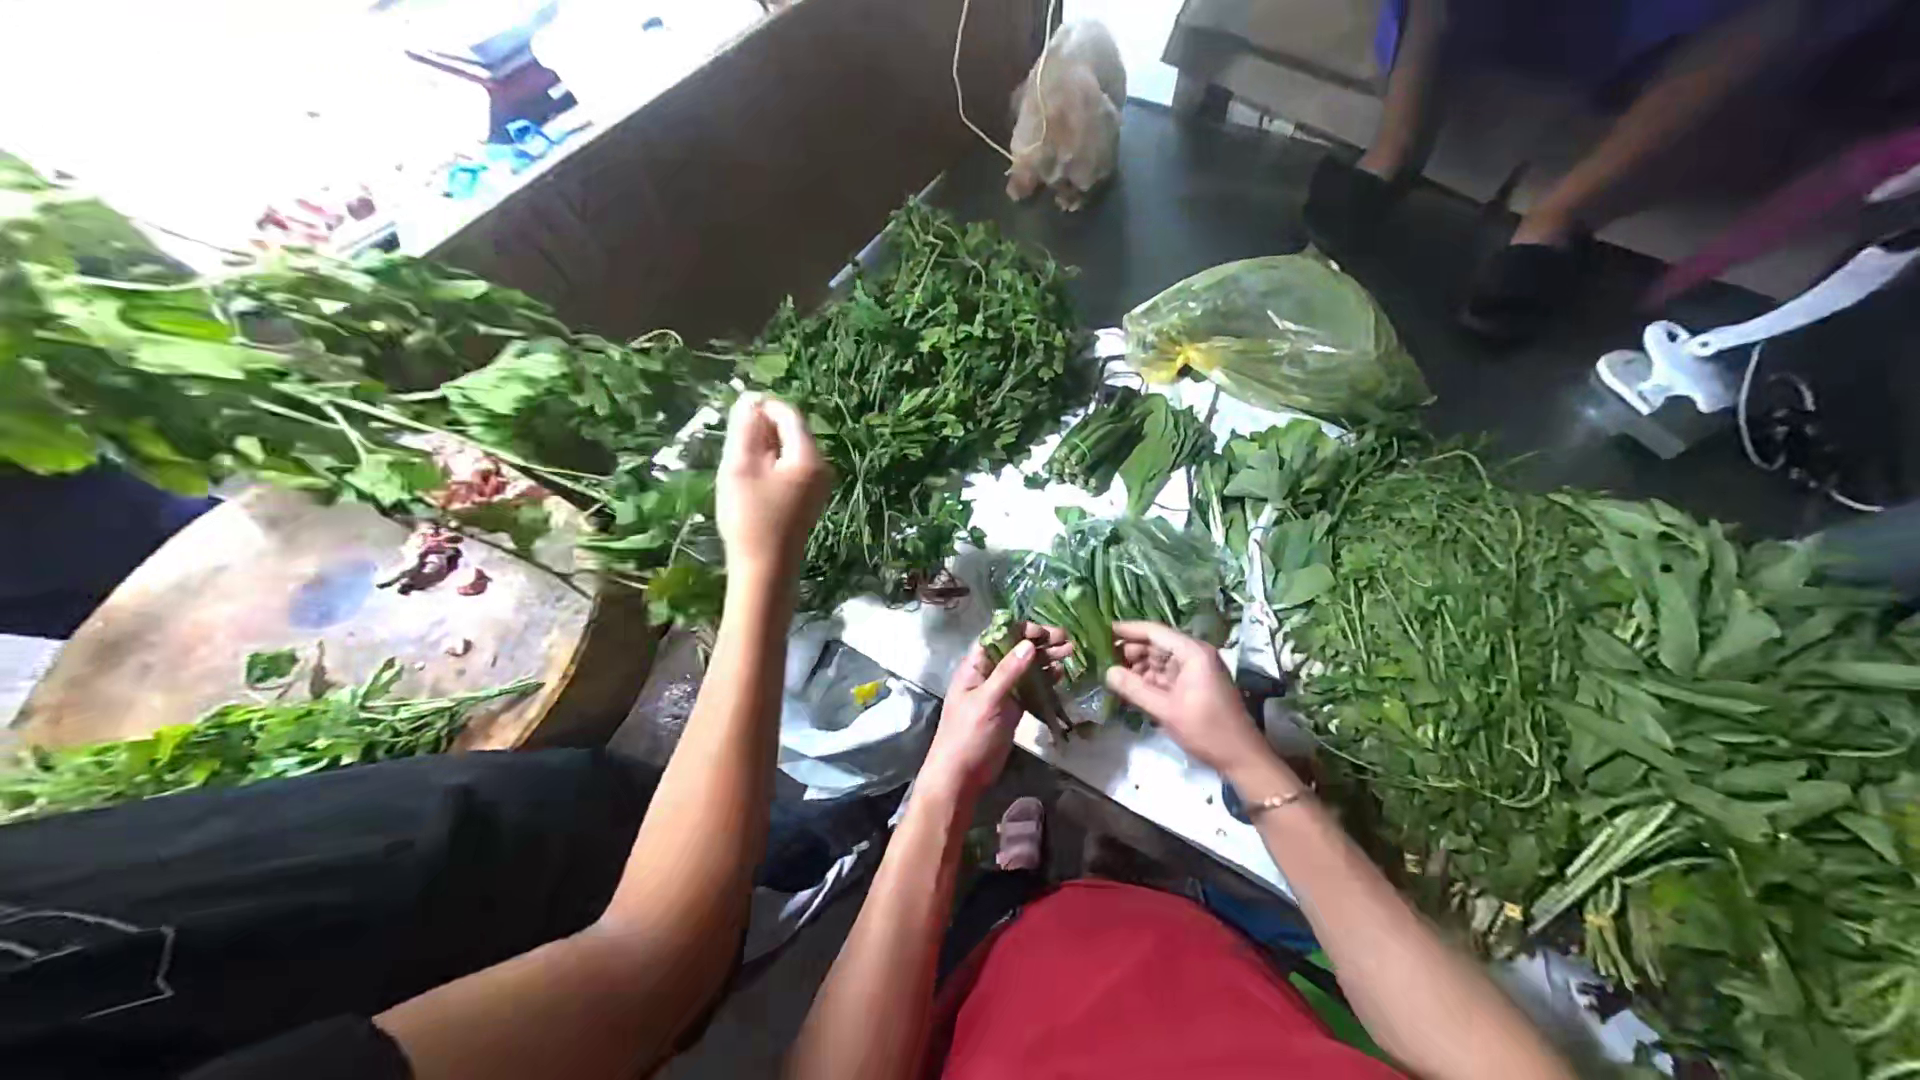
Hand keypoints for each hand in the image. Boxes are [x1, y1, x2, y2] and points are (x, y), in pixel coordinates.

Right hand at [717, 393, 830, 580]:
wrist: (765, 569)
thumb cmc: (750, 517)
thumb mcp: (741, 467)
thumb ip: (745, 429)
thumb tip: (751, 400)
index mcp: (809, 457)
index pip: (790, 415)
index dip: (763, 408)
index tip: (735, 414)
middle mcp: (821, 468)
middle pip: (793, 432)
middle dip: (763, 430)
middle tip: (733, 445)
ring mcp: (818, 486)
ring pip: (790, 452)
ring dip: (764, 449)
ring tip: (738, 465)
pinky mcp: (809, 501)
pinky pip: (792, 470)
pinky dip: (771, 467)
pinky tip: (751, 482)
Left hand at [921, 623, 1071, 801]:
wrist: (962, 775)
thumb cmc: (967, 735)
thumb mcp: (987, 701)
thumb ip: (1008, 672)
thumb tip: (1028, 644)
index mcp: (976, 666)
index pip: (999, 636)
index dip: (1021, 630)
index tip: (1044, 632)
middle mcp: (989, 673)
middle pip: (1016, 650)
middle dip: (1040, 642)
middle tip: (1067, 639)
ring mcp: (1002, 691)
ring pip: (1026, 667)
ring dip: (1046, 659)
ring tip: (1070, 652)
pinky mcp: (1012, 707)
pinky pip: (1030, 687)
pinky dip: (1045, 680)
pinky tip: (1061, 674)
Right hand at [1105, 622, 1277, 777]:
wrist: (1241, 757)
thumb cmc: (1206, 730)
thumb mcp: (1165, 710)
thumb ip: (1134, 689)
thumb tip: (1107, 672)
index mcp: (1193, 652)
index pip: (1154, 631)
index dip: (1128, 630)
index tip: (1103, 630)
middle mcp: (1195, 655)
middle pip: (1156, 644)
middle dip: (1130, 651)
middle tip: (1103, 659)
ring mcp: (1195, 670)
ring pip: (1159, 660)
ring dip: (1137, 666)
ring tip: (1112, 674)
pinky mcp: (1194, 685)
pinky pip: (1166, 674)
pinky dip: (1148, 679)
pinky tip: (1129, 686)